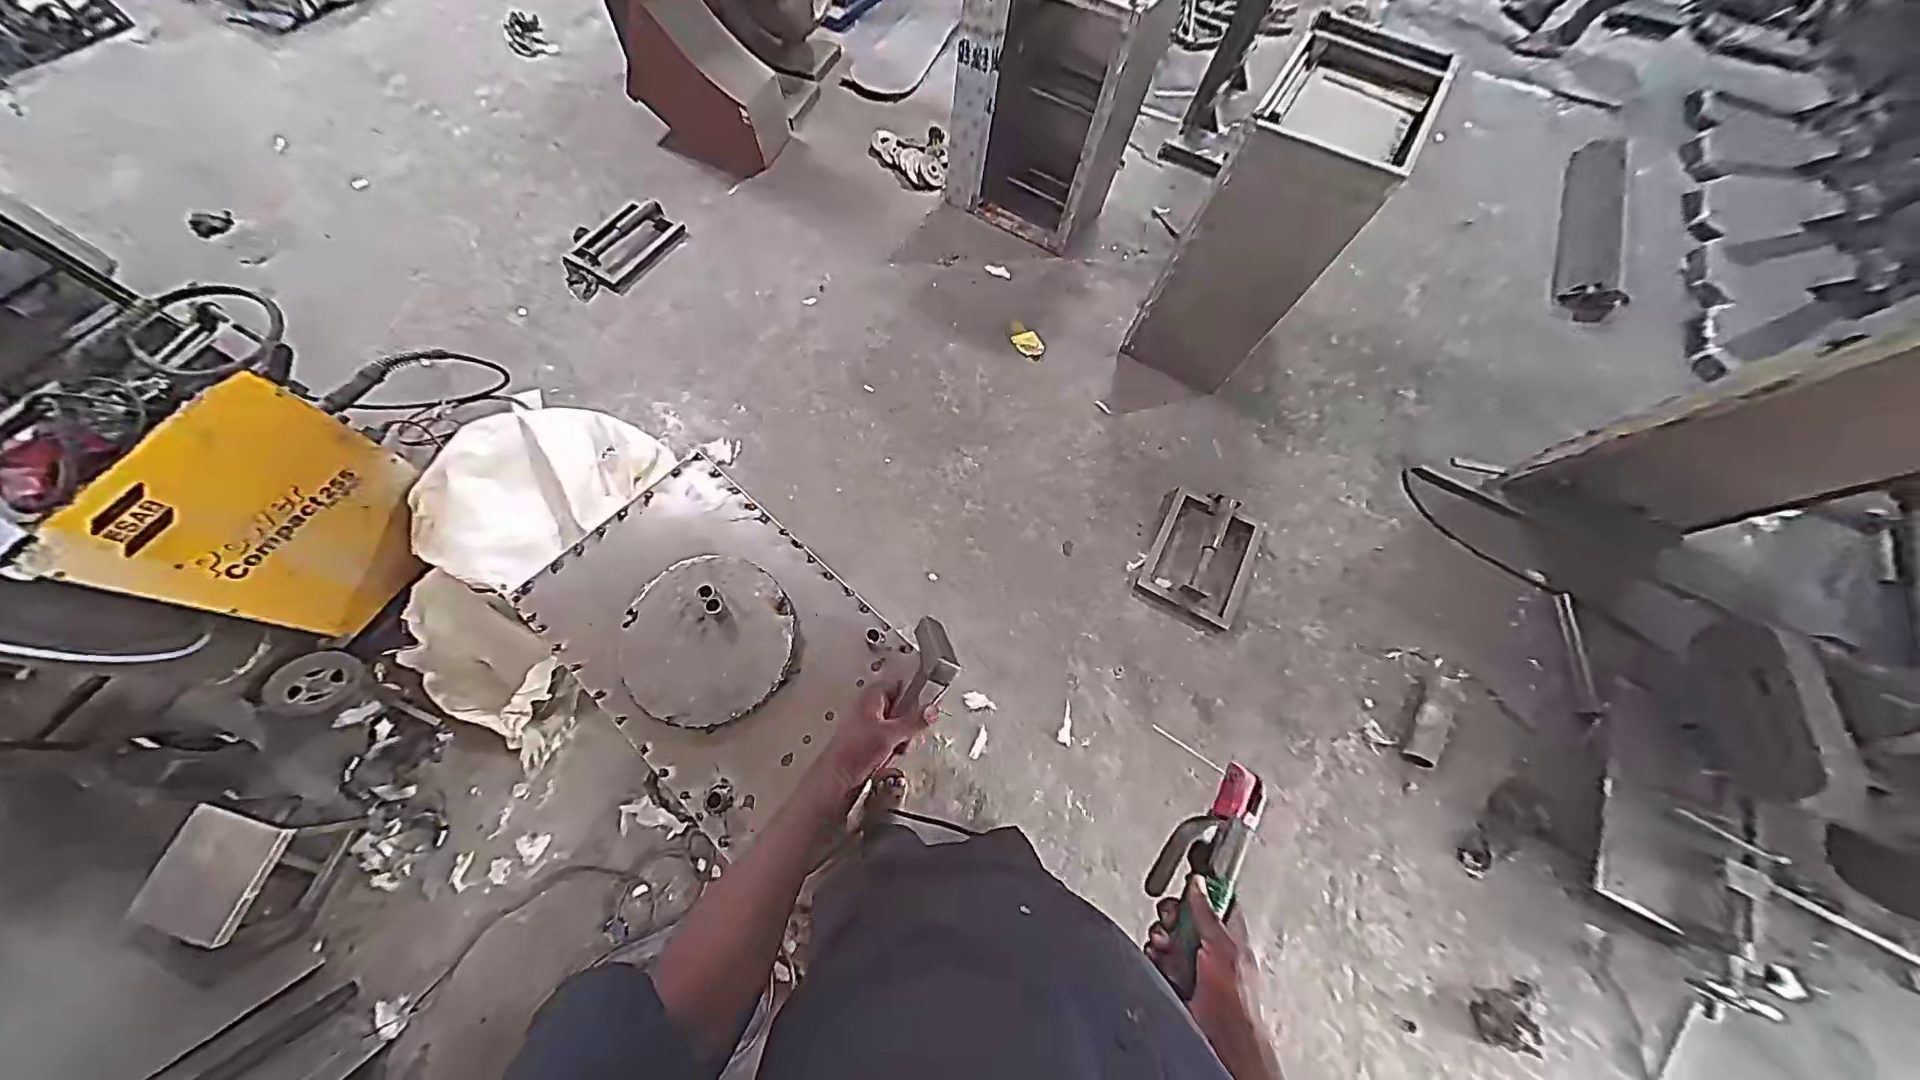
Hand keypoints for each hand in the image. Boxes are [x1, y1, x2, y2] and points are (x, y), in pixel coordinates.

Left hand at [818, 682, 936, 791]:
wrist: (837, 779)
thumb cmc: (855, 751)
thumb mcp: (891, 733)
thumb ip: (914, 721)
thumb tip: (931, 710)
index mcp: (871, 696)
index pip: (899, 684)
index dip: (912, 695)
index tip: (923, 707)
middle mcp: (868, 707)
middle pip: (900, 707)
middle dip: (907, 722)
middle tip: (907, 733)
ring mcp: (867, 725)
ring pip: (896, 725)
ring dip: (901, 737)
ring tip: (896, 748)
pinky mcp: (867, 743)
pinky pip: (889, 740)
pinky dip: (893, 747)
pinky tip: (890, 756)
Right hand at [1145, 876, 1282, 1079]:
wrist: (1223, 1048)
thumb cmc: (1238, 1008)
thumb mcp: (1225, 950)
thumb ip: (1209, 915)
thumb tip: (1198, 883)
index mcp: (1228, 935)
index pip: (1211, 899)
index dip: (1197, 890)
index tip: (1188, 886)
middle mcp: (1209, 947)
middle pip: (1182, 914)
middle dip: (1171, 915)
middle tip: (1171, 923)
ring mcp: (1191, 964)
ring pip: (1166, 934)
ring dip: (1161, 937)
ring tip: (1166, 948)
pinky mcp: (1174, 979)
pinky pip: (1156, 957)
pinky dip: (1153, 956)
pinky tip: (1159, 961)